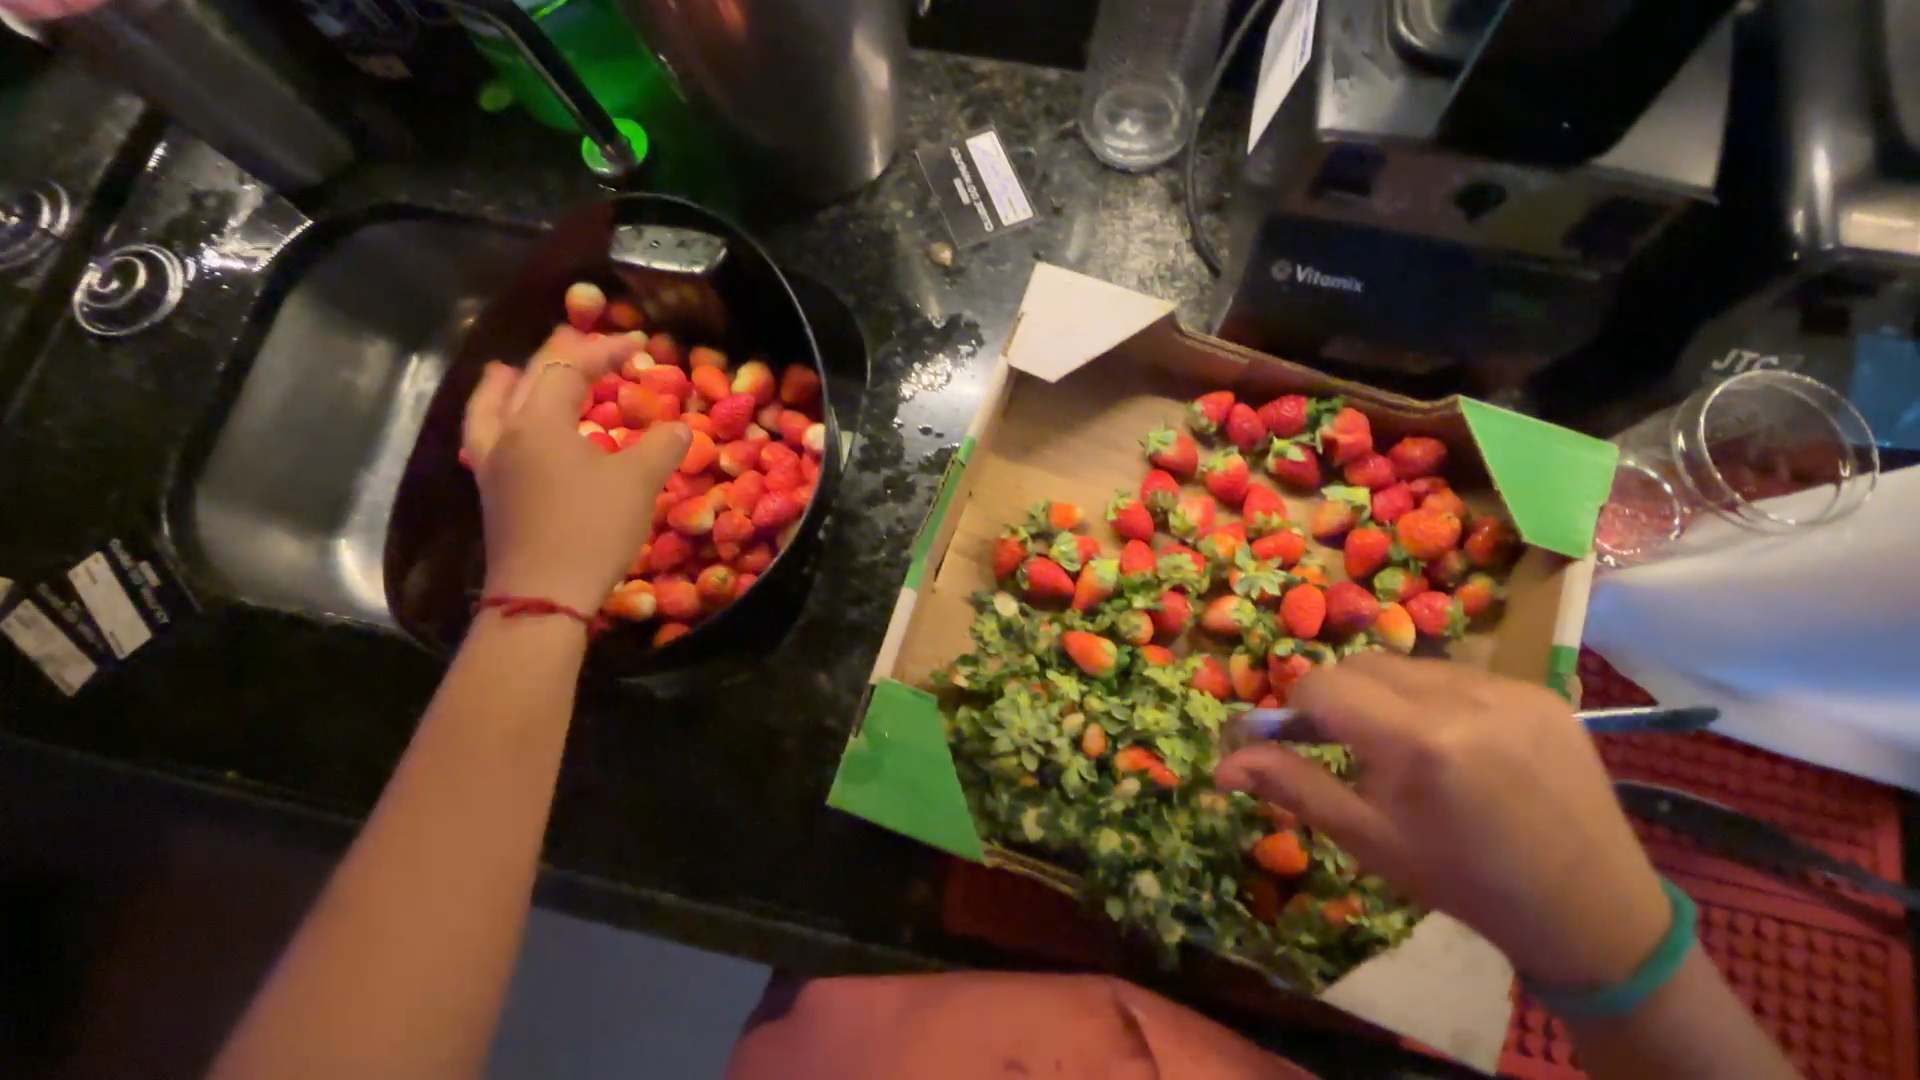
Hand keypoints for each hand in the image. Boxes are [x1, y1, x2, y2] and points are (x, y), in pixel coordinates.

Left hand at [462, 327, 688, 614]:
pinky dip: (500, 419)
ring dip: (507, 384)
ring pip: (489, 408)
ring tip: (511, 372)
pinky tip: (515, 432)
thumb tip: (678, 428)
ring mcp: (492, 465)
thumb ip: (659, 447)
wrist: (542, 596)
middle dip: (558, 356)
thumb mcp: (637, 484)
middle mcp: (506, 434)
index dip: (604, 350)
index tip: (638, 343)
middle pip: (524, 379)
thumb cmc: (591, 530)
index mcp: (538, 422)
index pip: (569, 368)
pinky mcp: (493, 494)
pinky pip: (487, 438)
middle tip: (582, 341)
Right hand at [1215, 654, 1670, 987]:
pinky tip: (1458, 745)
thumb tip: (1220, 764)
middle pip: (1360, 664)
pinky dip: (1436, 699)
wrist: (1590, 910)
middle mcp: (1464, 698)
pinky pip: (1458, 674)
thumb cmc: (1461, 880)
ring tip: (1409, 750)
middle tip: (1349, 746)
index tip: (1299, 741)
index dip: (1297, 710)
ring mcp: (1510, 689)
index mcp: (1417, 742)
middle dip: (1339, 697)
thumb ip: (1291, 786)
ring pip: (1407, 666)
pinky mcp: (1543, 690)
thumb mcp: (1367, 839)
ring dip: (1387, 695)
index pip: (1322, 685)